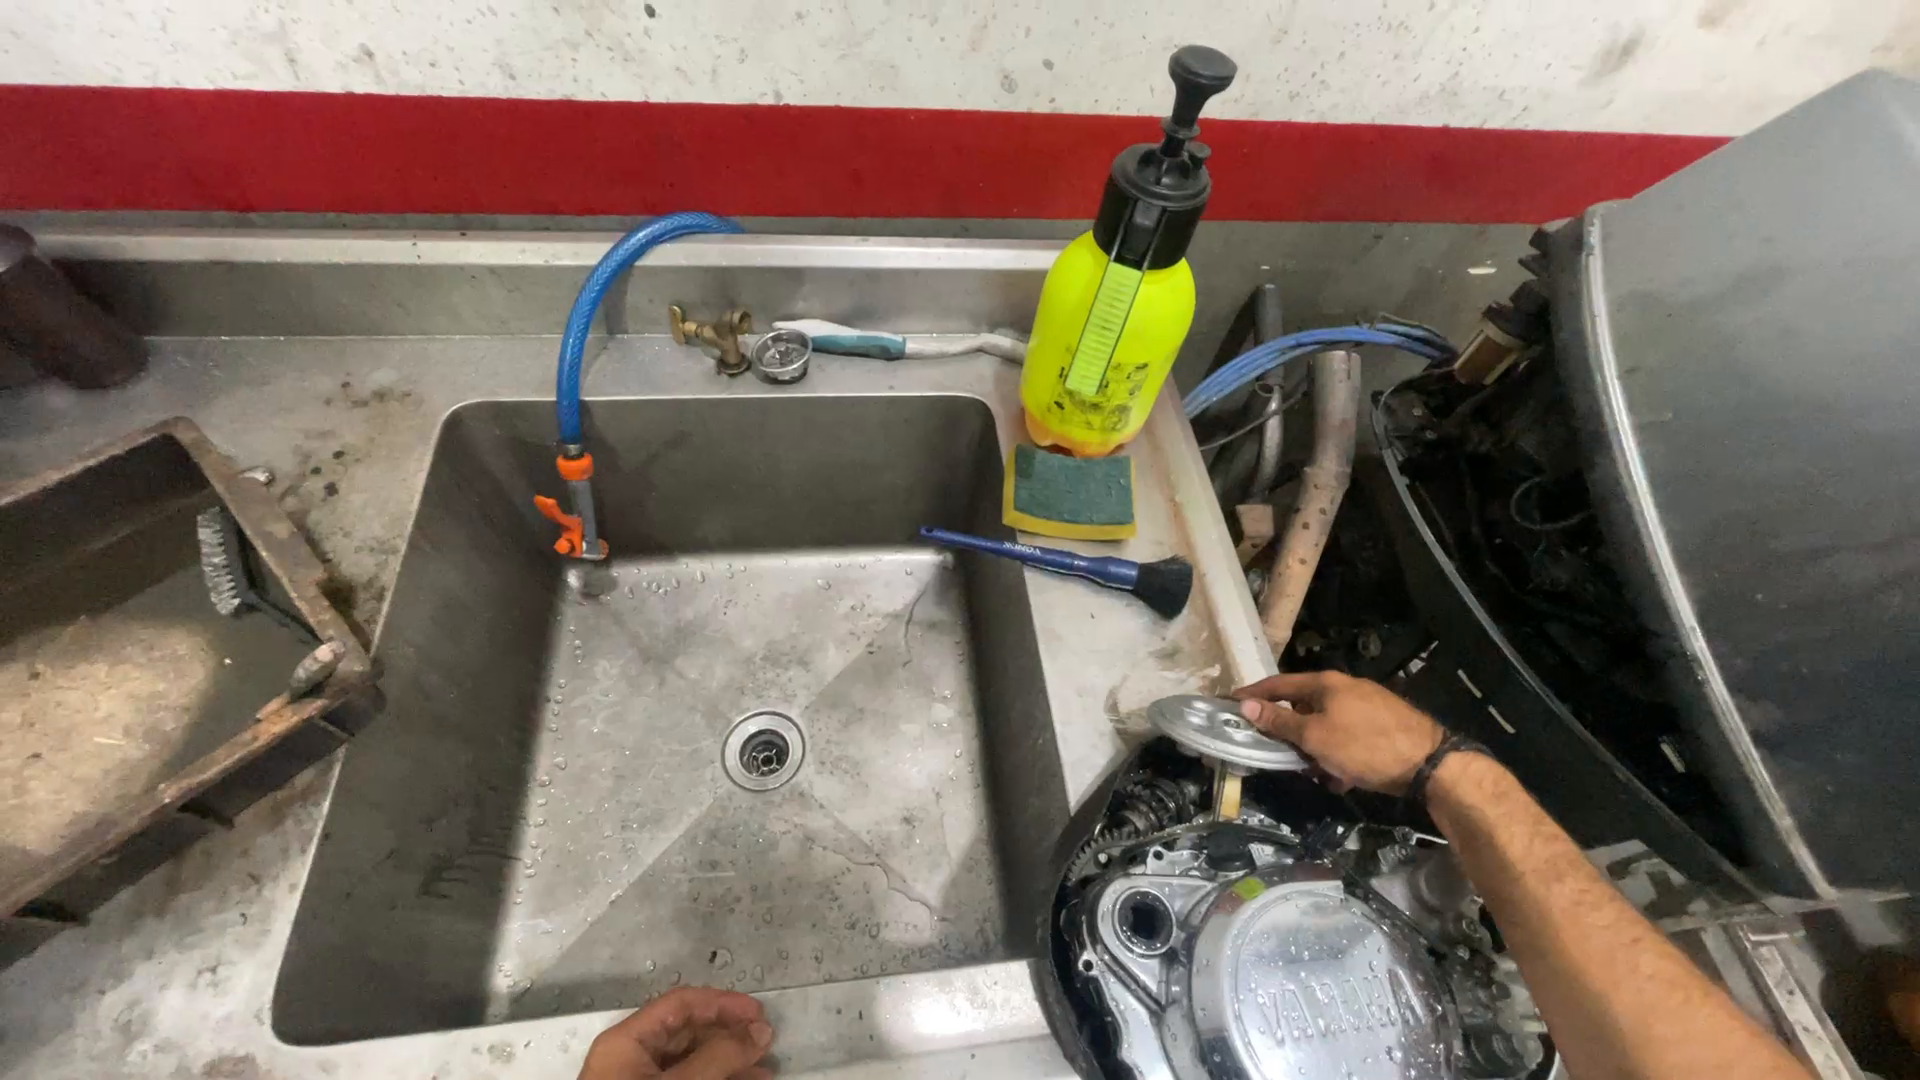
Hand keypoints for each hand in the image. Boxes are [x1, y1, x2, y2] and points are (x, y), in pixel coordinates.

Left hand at [578, 986, 774, 1079]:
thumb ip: (722, 1056)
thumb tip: (762, 1029)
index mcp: (627, 1043)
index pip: (682, 1005)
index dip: (723, 1004)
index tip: (760, 1015)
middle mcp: (631, 1061)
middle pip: (689, 1034)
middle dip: (730, 1039)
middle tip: (766, 1048)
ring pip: (693, 1065)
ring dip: (730, 1067)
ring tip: (766, 1076)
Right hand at [1231, 671, 1444, 794]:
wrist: (1431, 764)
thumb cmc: (1364, 747)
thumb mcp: (1314, 737)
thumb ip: (1279, 721)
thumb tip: (1246, 705)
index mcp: (1324, 683)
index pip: (1277, 683)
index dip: (1253, 694)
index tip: (1232, 703)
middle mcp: (1345, 686)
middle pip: (1303, 703)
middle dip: (1288, 727)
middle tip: (1273, 747)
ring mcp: (1368, 703)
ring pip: (1327, 722)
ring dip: (1314, 744)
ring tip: (1312, 770)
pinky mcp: (1386, 723)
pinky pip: (1348, 734)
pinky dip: (1337, 751)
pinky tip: (1341, 776)